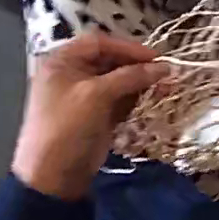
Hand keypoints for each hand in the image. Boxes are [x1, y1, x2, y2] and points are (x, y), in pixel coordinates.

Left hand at [11, 33, 167, 200]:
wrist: (53, 176)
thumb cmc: (68, 127)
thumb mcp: (97, 95)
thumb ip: (130, 77)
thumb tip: (164, 66)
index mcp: (62, 61)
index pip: (99, 43)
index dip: (128, 47)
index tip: (156, 57)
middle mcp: (73, 74)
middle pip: (111, 61)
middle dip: (138, 66)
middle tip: (165, 73)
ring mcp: (85, 96)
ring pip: (119, 81)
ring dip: (141, 83)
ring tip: (165, 87)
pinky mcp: (97, 116)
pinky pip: (120, 100)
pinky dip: (136, 99)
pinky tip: (154, 100)